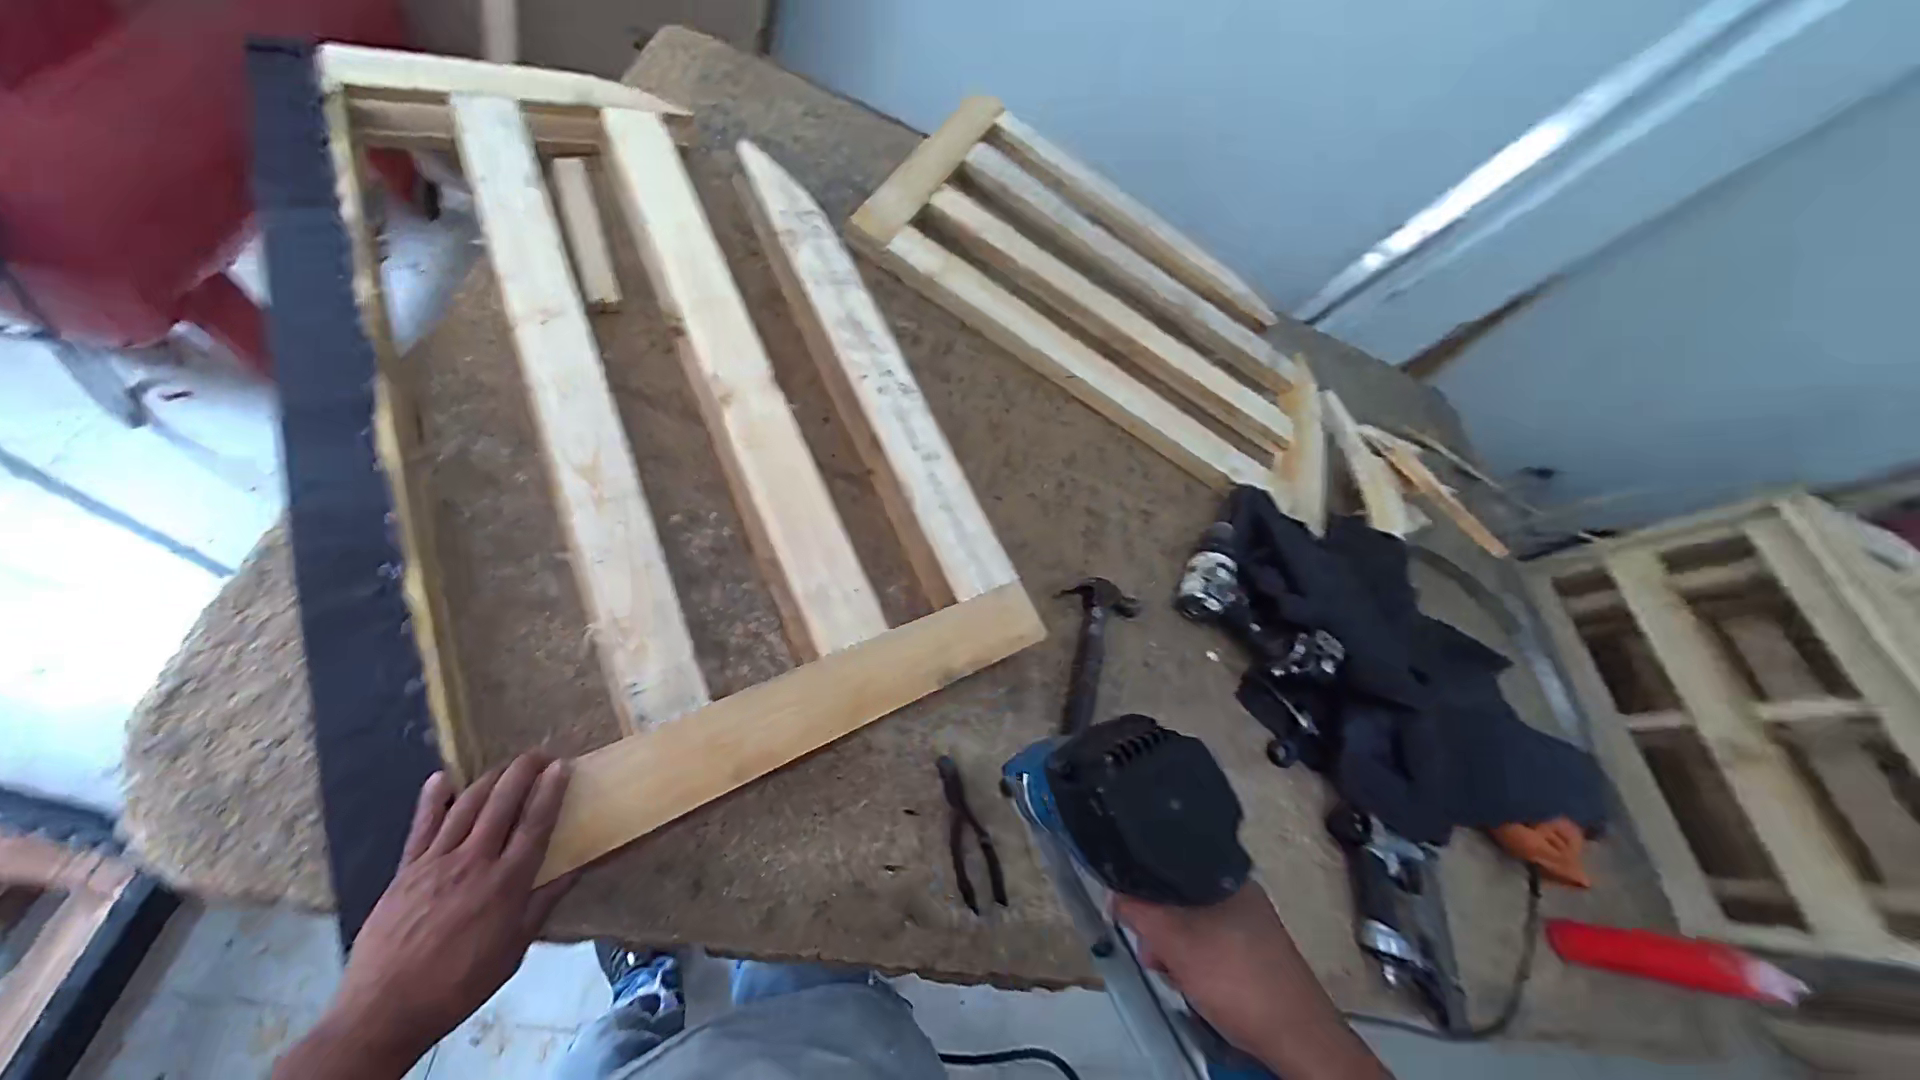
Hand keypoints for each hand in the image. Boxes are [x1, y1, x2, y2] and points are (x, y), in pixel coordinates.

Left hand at [275, 755, 577, 1078]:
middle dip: (523, 772)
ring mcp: (436, 864)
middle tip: (539, 755)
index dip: (551, 790)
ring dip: (490, 779)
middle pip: (503, 803)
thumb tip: (577, 868)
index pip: (535, 822)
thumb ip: (544, 902)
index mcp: (506, 882)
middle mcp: (474, 863)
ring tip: (507, 765)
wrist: (382, 1013)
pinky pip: (421, 827)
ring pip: (466, 807)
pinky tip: (441, 778)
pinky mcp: (405, 872)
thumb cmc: (459, 984)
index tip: (562, 766)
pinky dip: (432, 800)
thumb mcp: (514, 948)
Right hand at [1115, 882, 1390, 1079]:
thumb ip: (1139, 910)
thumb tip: (1115, 894)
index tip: (1129, 917)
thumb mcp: (1174, 940)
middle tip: (1154, 956)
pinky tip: (1194, 985)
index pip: (1167, 866)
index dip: (1141, 889)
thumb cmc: (1235, 979)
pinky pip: (1209, 943)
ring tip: (1175, 976)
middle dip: (1158, 928)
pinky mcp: (1254, 951)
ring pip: (1192, 924)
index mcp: (1224, 874)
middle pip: (1177, 897)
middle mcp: (1238, 892)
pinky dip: (1194, 961)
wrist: (1298, 1040)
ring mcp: (1249, 923)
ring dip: (1174, 948)